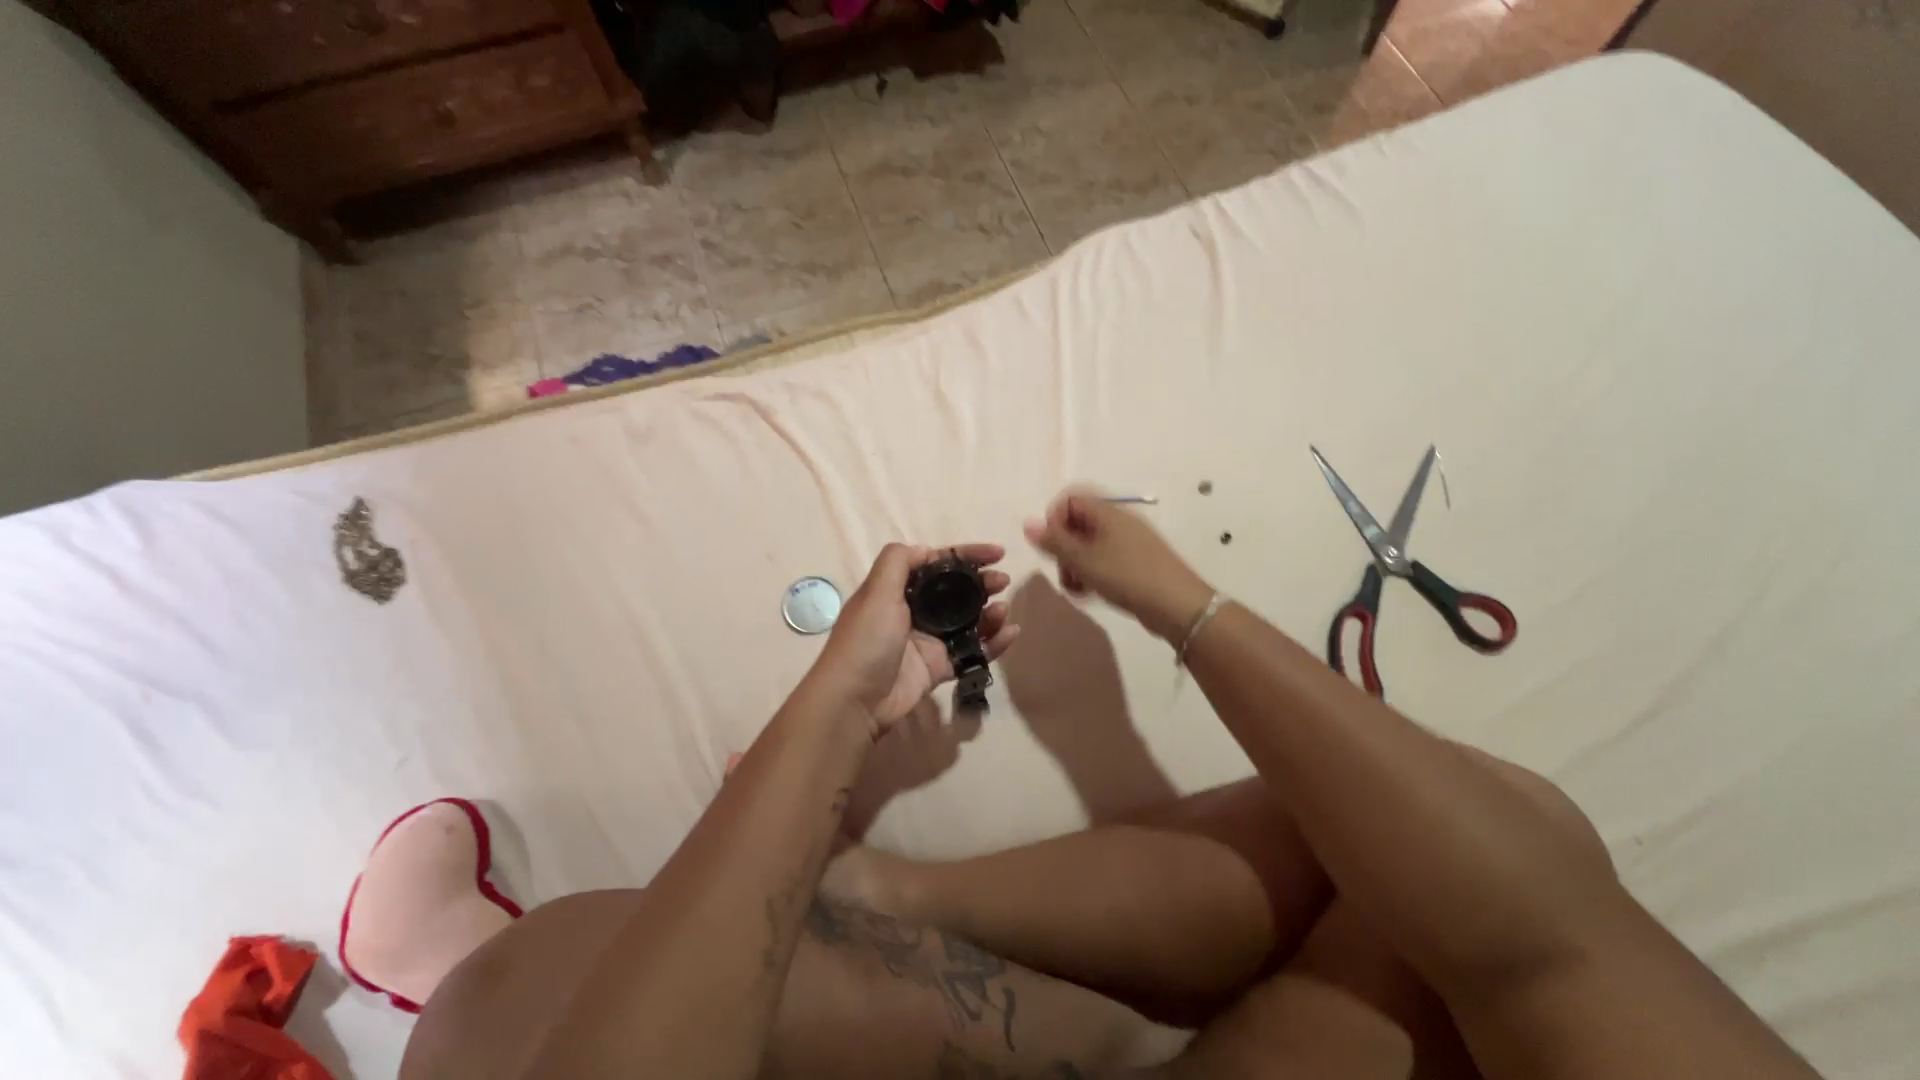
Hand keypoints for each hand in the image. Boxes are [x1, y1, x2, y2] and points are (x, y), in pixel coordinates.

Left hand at [811, 543, 1019, 731]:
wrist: (855, 701)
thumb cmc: (866, 641)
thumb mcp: (877, 592)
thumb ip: (899, 561)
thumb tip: (927, 550)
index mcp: (896, 590)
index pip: (936, 564)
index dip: (965, 555)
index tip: (996, 552)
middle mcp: (913, 612)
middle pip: (956, 591)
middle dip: (982, 583)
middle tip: (1003, 581)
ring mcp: (927, 642)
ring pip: (968, 621)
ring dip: (989, 613)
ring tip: (1004, 610)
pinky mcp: (939, 669)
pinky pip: (972, 652)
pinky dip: (993, 643)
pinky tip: (1011, 633)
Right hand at [1024, 488, 1214, 642]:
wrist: (1177, 606)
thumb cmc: (1127, 577)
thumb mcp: (1083, 560)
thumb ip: (1054, 541)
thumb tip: (1028, 522)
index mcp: (1107, 512)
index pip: (1070, 498)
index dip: (1054, 519)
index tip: (1051, 547)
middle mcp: (1119, 521)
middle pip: (1078, 522)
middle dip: (1063, 548)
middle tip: (1065, 573)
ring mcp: (1130, 542)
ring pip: (1089, 544)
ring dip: (1076, 565)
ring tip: (1079, 589)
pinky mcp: (1136, 562)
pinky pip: (1105, 559)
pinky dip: (1093, 572)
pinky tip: (1094, 593)